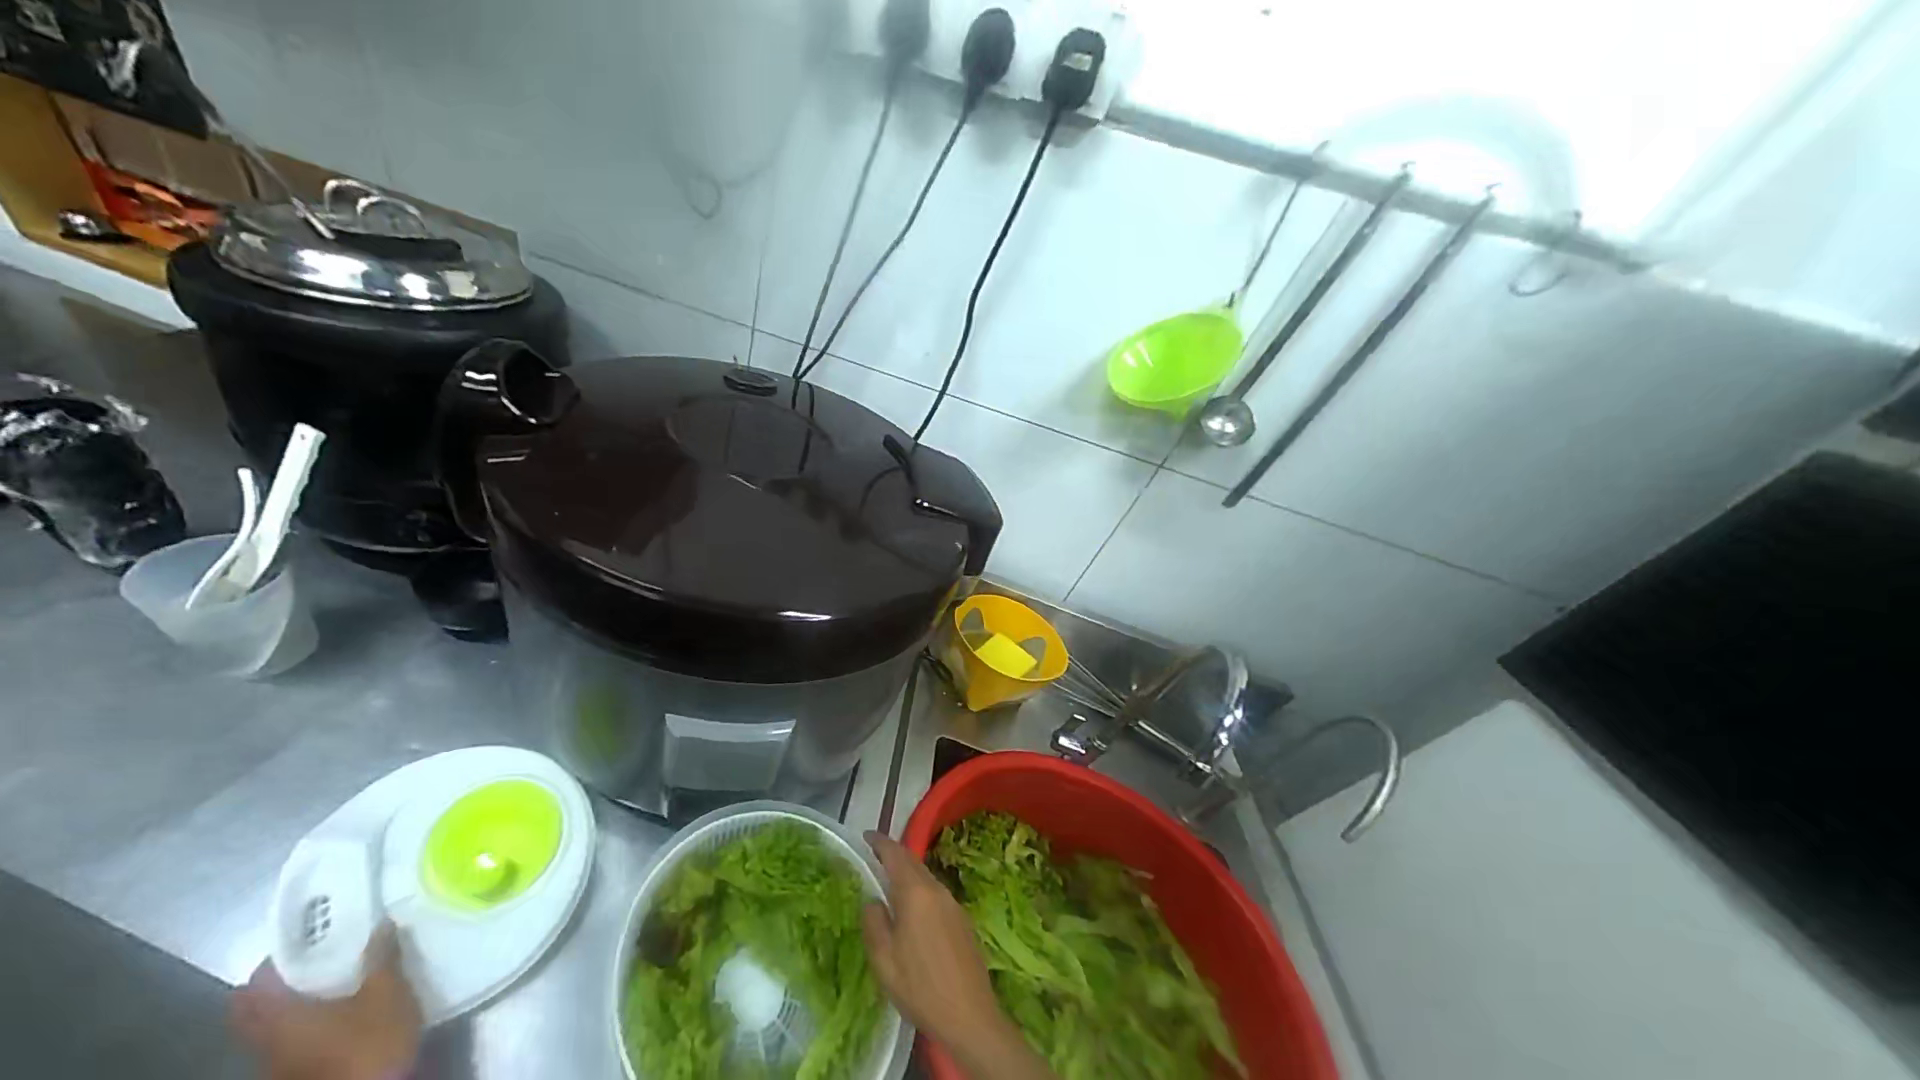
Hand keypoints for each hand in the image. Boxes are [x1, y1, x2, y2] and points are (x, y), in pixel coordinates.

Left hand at [231, 922, 422, 1079]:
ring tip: (315, 991)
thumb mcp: (388, 992)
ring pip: (262, 1034)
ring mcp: (275, 1066)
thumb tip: (380, 922)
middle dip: (266, 989)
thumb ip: (382, 957)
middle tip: (298, 967)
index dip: (273, 962)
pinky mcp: (292, 1078)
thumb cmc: (370, 1041)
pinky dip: (293, 1031)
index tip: (298, 943)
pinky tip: (325, 1024)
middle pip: (248, 1013)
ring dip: (278, 1011)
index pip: (257, 985)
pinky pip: (280, 1048)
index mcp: (282, 1016)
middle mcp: (267, 1042)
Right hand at [863, 830, 1055, 1079]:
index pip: (896, 855)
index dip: (880, 843)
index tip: (866, 836)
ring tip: (889, 884)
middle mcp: (938, 890)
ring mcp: (954, 904)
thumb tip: (873, 900)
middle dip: (894, 855)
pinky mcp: (963, 921)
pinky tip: (912, 912)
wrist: (970, 1015)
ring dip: (908, 874)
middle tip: (873, 857)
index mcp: (916, 893)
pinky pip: (936, 895)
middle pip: (913, 863)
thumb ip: (874, 923)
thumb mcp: (884, 960)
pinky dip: (920, 892)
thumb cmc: (920, 988)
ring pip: (926, 879)